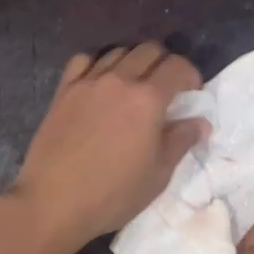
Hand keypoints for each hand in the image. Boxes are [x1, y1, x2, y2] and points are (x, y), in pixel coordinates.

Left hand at [8, 43, 207, 246]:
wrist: (53, 202)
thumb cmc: (113, 193)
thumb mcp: (158, 174)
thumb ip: (181, 141)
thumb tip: (200, 122)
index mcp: (147, 99)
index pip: (177, 66)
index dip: (190, 75)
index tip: (191, 93)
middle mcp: (119, 80)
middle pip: (149, 50)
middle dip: (164, 63)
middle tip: (165, 88)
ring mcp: (88, 82)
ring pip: (118, 51)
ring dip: (133, 62)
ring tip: (133, 86)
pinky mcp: (64, 90)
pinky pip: (83, 60)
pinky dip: (97, 65)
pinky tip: (99, 84)